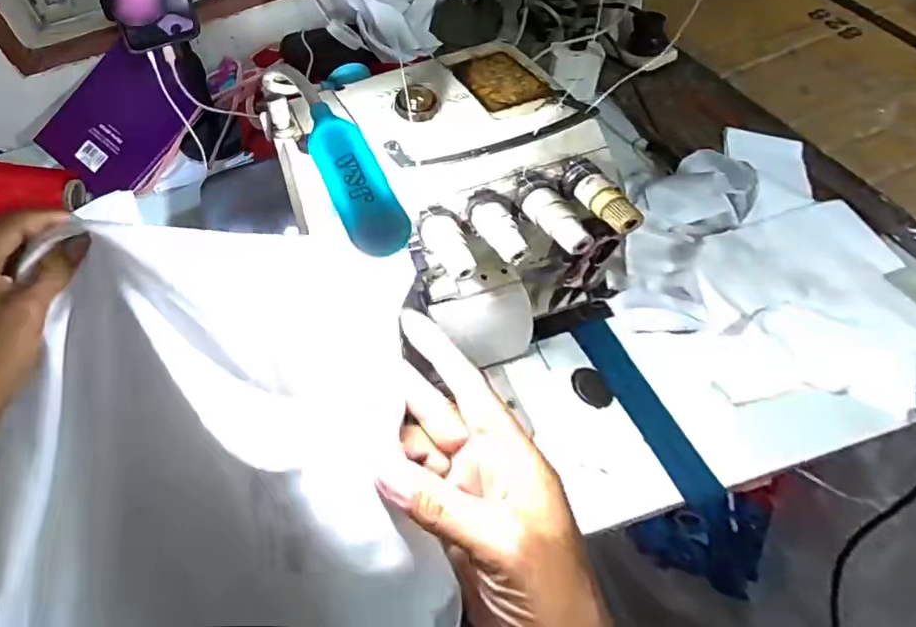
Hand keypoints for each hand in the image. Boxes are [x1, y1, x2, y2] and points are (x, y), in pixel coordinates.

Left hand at [0, 211, 83, 442]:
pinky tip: (34, 283)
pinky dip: (13, 270)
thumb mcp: (30, 311)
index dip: (47, 218)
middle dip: (39, 231)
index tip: (81, 226)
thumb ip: (54, 269)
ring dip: (27, 251)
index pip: (10, 223)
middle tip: (74, 240)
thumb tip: (80, 238)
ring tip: (61, 258)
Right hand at [378, 311, 611, 626]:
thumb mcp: (506, 538)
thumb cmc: (560, 592)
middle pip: (435, 415)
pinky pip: (413, 493)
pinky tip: (369, 472)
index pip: (469, 387)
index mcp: (508, 452)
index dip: (439, 352)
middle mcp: (484, 466)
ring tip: (354, 424)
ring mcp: (465, 497)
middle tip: (363, 367)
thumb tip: (389, 471)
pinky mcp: (449, 529)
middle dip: (401, 390)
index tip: (412, 323)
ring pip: (418, 455)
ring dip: (388, 441)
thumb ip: (445, 504)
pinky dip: (390, 482)